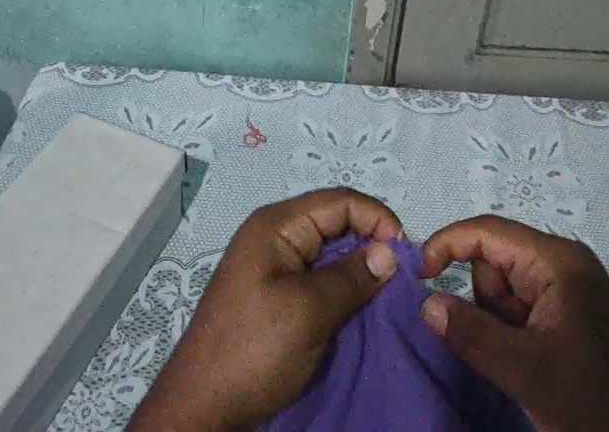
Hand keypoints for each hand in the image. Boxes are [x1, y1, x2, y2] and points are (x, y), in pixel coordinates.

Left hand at [127, 188, 403, 431]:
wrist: (203, 407)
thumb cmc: (254, 348)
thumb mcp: (309, 311)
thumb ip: (351, 277)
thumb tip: (390, 251)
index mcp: (277, 225)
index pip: (339, 201)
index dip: (376, 218)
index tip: (405, 254)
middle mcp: (275, 236)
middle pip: (335, 222)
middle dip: (371, 242)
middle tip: (402, 276)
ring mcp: (274, 266)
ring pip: (330, 252)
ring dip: (360, 268)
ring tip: (387, 293)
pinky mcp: (277, 294)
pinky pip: (320, 277)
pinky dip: (344, 287)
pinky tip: (362, 306)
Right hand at [420, 215, 608, 431]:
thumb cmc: (594, 403)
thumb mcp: (526, 370)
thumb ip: (472, 333)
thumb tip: (425, 302)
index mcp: (557, 259)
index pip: (487, 231)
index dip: (447, 245)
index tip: (417, 279)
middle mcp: (563, 263)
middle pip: (493, 260)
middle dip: (483, 300)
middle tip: (504, 346)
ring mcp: (569, 289)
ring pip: (503, 289)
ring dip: (497, 323)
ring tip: (522, 362)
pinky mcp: (570, 314)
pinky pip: (521, 309)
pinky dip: (512, 333)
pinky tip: (529, 364)